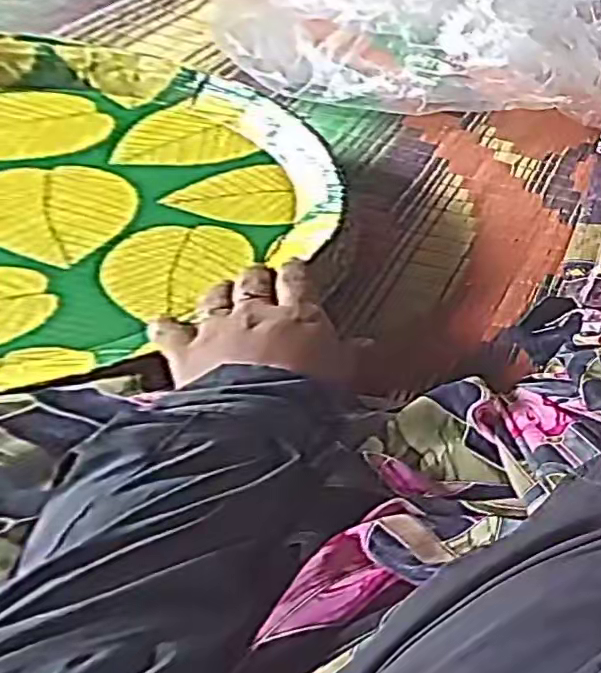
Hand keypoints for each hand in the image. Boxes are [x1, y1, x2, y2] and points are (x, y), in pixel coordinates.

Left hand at [148, 261, 358, 388]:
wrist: (256, 408)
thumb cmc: (308, 385)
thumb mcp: (342, 367)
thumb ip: (349, 352)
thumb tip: (364, 344)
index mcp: (300, 314)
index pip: (297, 281)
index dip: (295, 270)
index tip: (293, 264)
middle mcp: (257, 313)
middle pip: (253, 284)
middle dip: (254, 276)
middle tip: (256, 272)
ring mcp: (217, 328)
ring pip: (214, 299)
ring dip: (217, 292)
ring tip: (219, 288)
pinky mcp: (184, 349)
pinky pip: (169, 330)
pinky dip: (166, 324)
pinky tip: (163, 321)